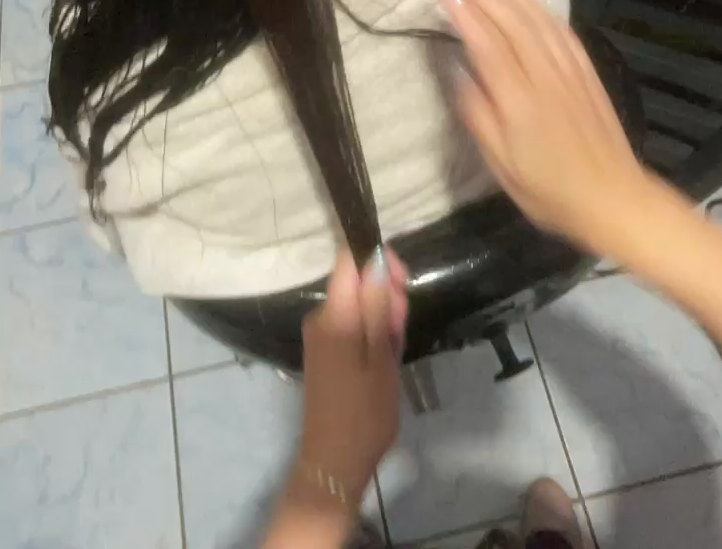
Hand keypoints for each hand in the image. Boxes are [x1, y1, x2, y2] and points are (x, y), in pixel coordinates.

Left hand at [295, 249, 406, 498]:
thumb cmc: (364, 412)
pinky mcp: (324, 349)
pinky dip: (370, 333)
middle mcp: (320, 316)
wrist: (334, 462)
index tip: (402, 284)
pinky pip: (350, 323)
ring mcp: (319, 333)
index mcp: (333, 314)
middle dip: (384, 294)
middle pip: (354, 281)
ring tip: (394, 351)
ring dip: (380, 317)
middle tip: (400, 330)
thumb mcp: (381, 357)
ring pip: (357, 304)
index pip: (348, 259)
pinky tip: (384, 359)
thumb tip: (376, 260)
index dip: (378, 261)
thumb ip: (377, 305)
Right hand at [444, 0, 721, 348]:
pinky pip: (562, 31)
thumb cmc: (549, 191)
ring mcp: (570, 72)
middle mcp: (545, 77)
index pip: (487, 44)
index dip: (464, 13)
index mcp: (519, 101)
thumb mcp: (501, 165)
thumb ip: (477, 115)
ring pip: (539, 20)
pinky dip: (542, 8)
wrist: (615, 199)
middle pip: (512, 22)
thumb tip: (458, 71)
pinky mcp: (587, 73)